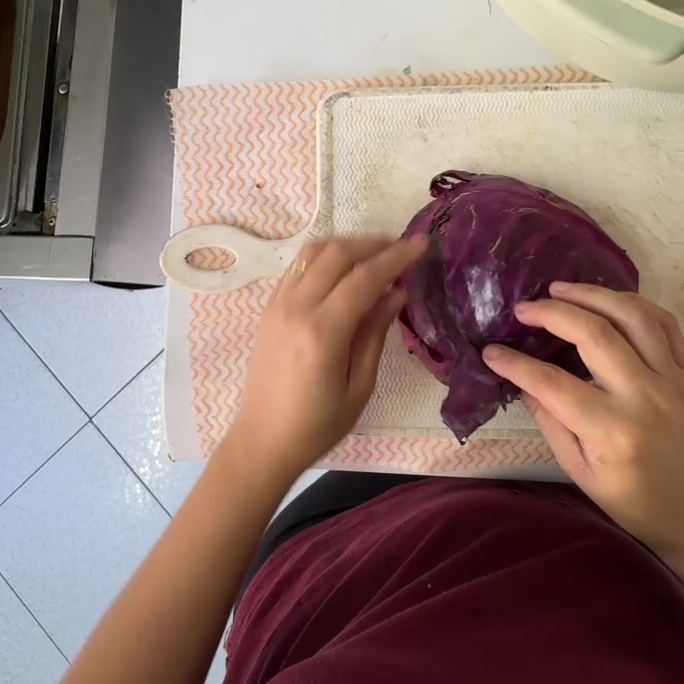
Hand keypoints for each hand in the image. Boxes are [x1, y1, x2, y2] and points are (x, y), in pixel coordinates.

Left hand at [225, 235, 426, 481]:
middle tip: (401, 247)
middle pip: (337, 254)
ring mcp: (277, 304)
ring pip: (312, 253)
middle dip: (372, 244)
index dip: (395, 257)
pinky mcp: (268, 308)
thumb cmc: (317, 424)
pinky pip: (297, 267)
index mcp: (322, 332)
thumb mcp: (359, 386)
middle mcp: (296, 308)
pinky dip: (323, 258)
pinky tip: (343, 269)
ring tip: (374, 253)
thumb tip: (397, 292)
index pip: (364, 278)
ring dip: (346, 245)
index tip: (421, 243)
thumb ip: (375, 333)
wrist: (263, 439)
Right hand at [482, 283, 683, 558]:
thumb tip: (522, 381)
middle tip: (522, 309)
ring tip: (559, 289)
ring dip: (593, 294)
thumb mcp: (580, 471)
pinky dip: (634, 303)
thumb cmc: (634, 502)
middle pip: (594, 334)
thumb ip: (550, 421)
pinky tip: (606, 300)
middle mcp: (644, 397)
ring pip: (633, 316)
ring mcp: (671, 380)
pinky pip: (665, 323)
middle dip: (551, 313)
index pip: (551, 383)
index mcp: (612, 430)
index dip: (515, 364)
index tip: (490, 351)